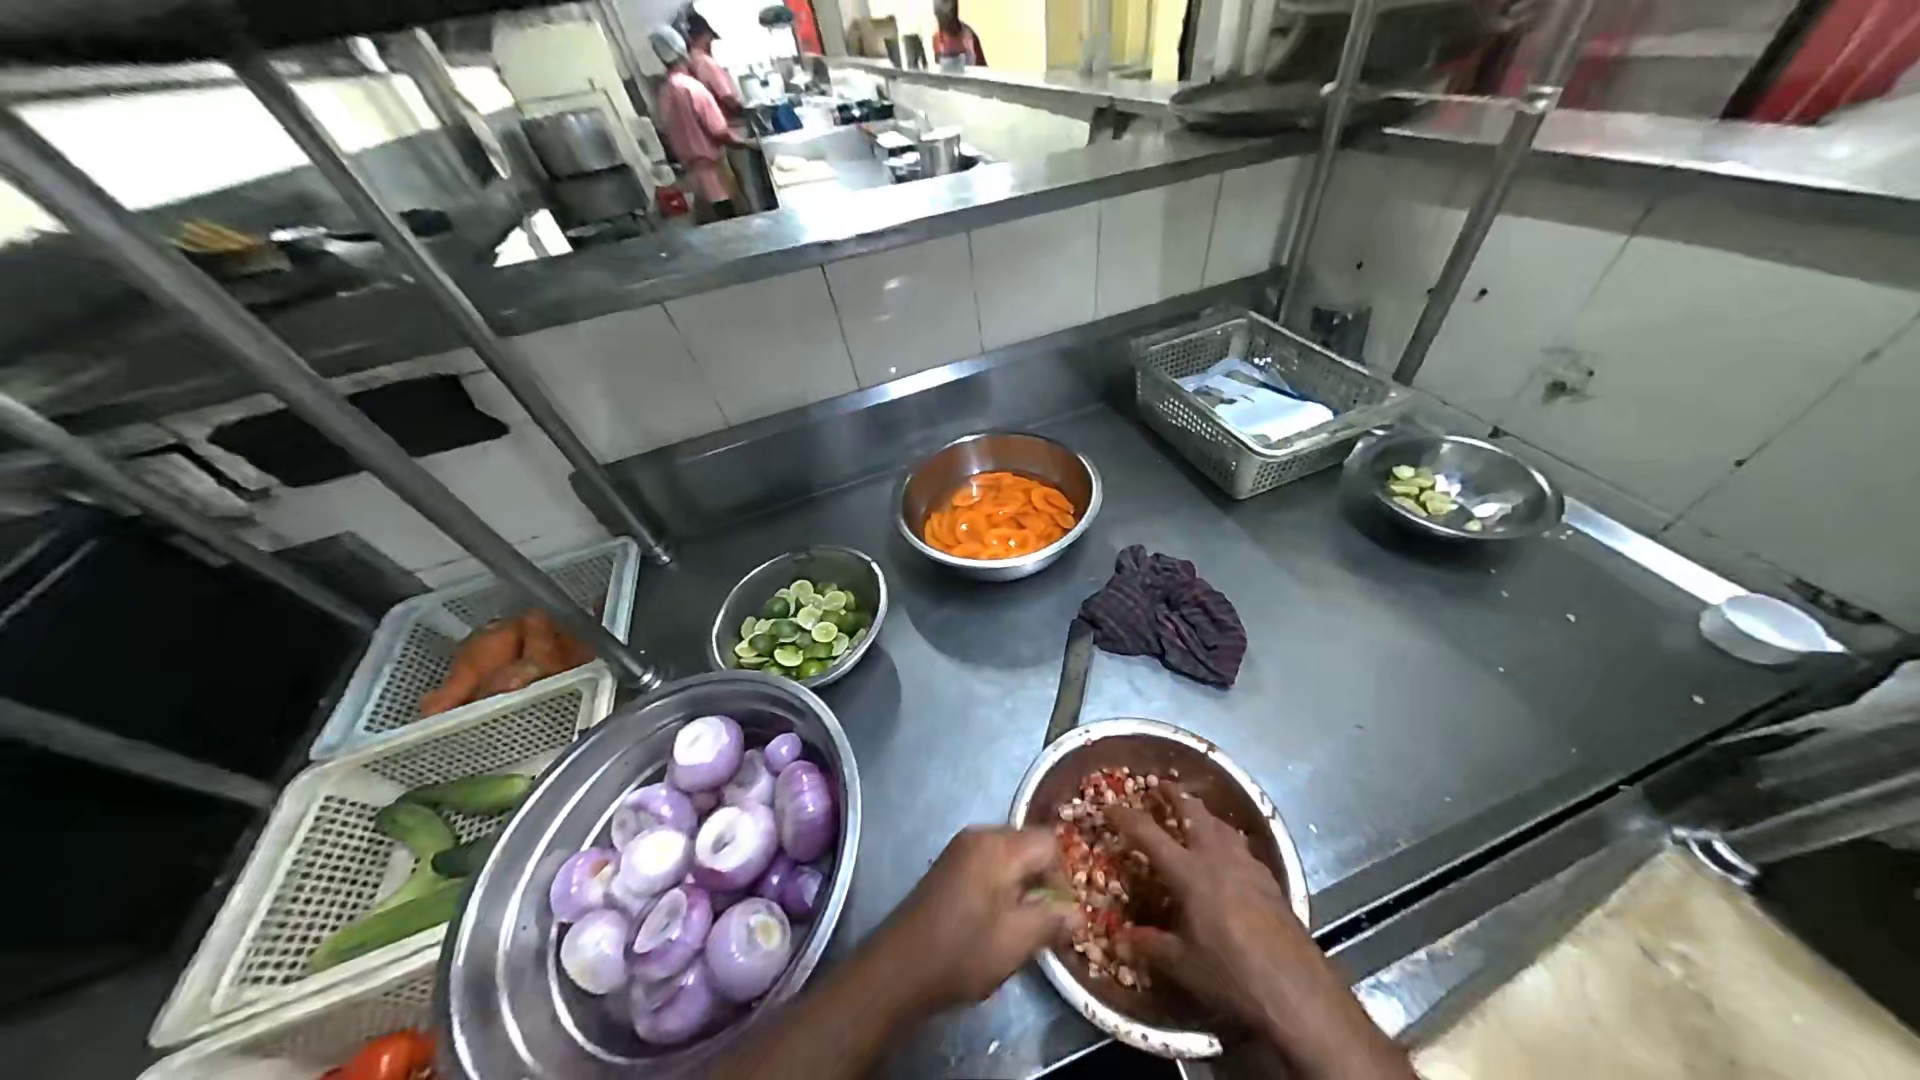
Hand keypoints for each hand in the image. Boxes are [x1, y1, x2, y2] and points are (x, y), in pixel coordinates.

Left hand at [868, 827, 1078, 1012]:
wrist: (897, 969)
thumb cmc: (961, 953)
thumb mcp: (1015, 941)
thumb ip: (1052, 921)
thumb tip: (1079, 913)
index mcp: (996, 846)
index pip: (1049, 843)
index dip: (1062, 876)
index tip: (1060, 912)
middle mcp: (978, 836)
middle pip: (1028, 844)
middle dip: (1042, 878)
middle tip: (1042, 919)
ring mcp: (959, 849)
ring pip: (1008, 854)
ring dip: (1021, 882)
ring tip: (1018, 922)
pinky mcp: (947, 865)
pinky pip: (988, 862)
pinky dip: (1000, 883)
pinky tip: (993, 917)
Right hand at [1111, 792, 1413, 1079]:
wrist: (1296, 988)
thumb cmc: (1232, 973)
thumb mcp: (1182, 964)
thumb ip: (1150, 945)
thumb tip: (1122, 938)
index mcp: (1189, 872)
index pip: (1149, 834)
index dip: (1126, 817)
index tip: (1111, 807)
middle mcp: (1217, 858)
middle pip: (1194, 813)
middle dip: (1175, 795)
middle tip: (1162, 784)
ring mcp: (1248, 867)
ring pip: (1222, 826)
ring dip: (1205, 814)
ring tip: (1197, 812)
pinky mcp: (1271, 881)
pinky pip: (1243, 847)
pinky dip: (1229, 839)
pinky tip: (1231, 853)